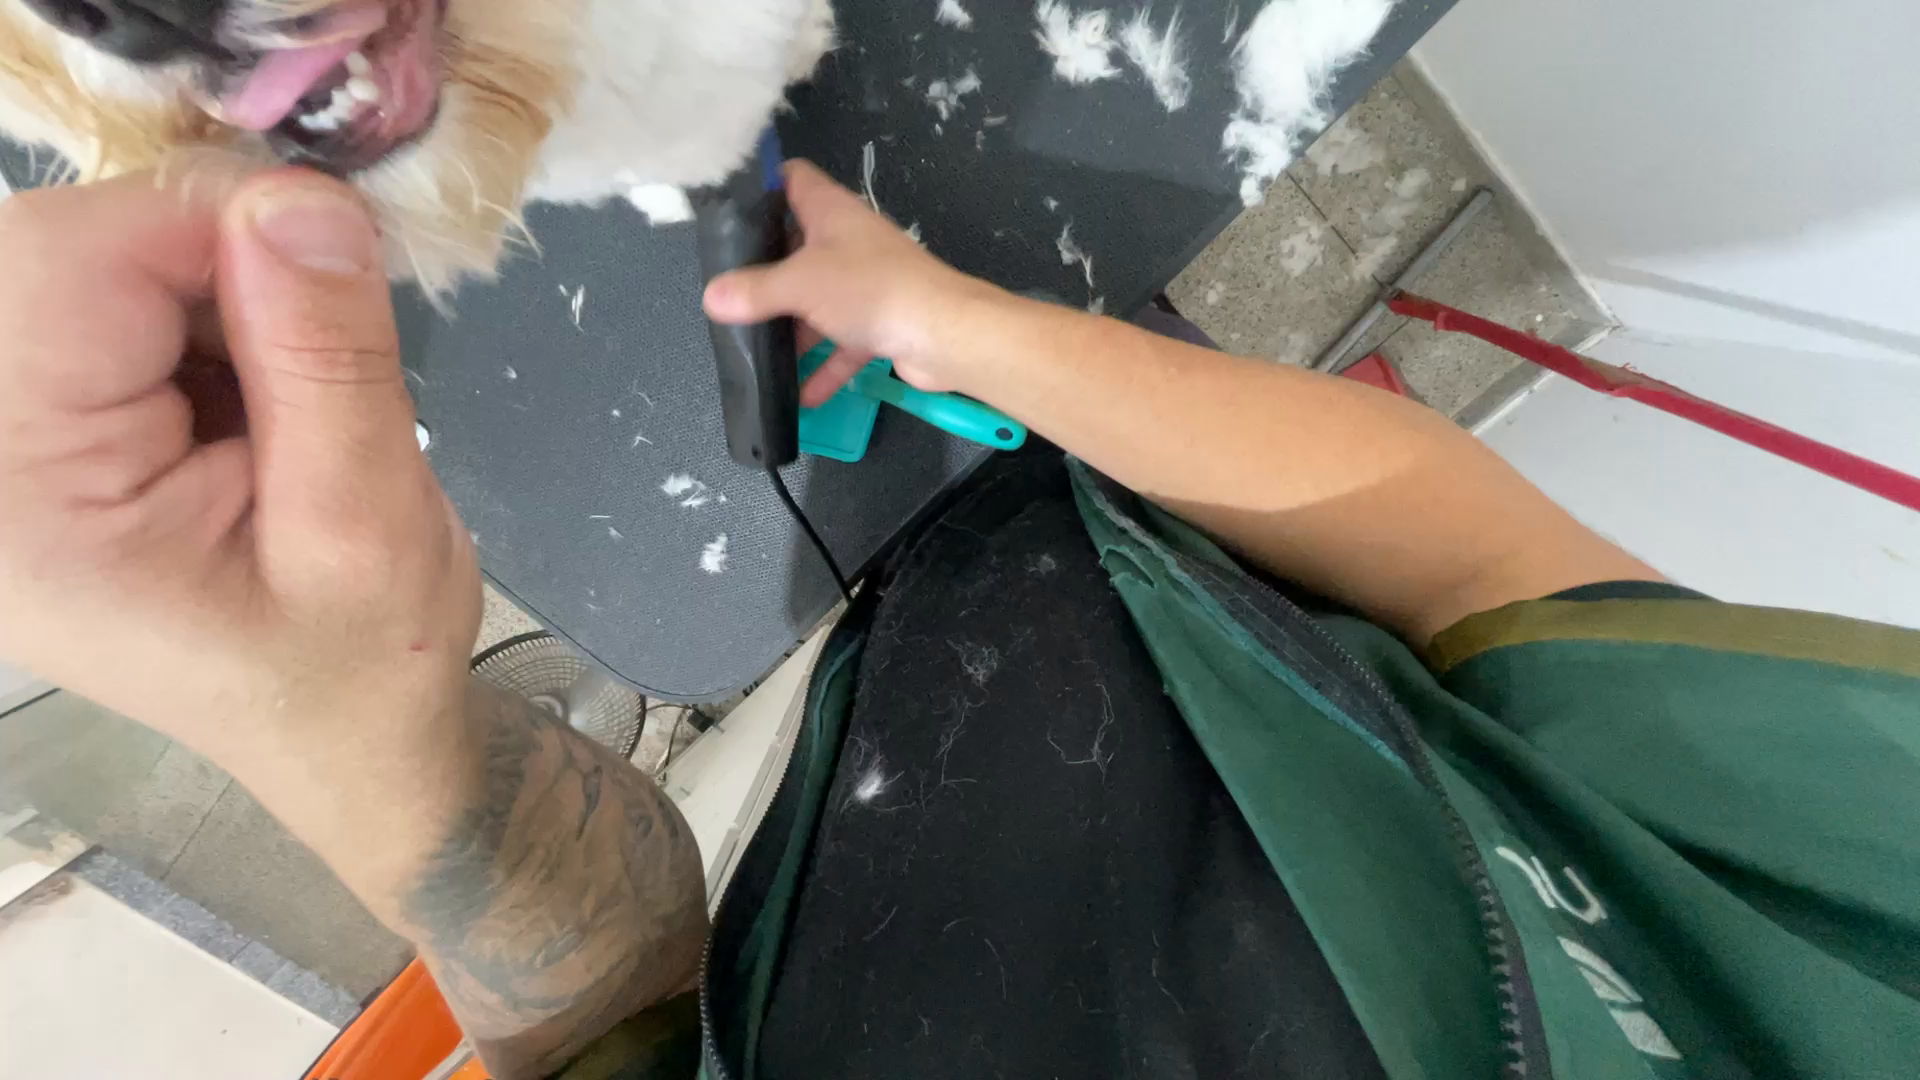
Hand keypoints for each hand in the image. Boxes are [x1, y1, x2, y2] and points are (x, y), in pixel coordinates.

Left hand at [0, 168, 479, 882]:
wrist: (353, 730)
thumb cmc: (369, 656)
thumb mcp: (370, 518)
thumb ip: (332, 365)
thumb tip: (313, 202)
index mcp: (13, 490)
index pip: (65, 264)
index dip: (216, 220)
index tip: (354, 246)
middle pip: (66, 261)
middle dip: (231, 267)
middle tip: (352, 344)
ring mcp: (6, 448)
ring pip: (104, 282)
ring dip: (239, 306)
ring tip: (322, 404)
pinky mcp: (55, 441)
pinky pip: (129, 327)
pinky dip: (230, 334)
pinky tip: (286, 406)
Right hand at [702, 159, 1006, 404]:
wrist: (943, 334)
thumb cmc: (870, 290)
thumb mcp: (801, 285)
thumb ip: (755, 291)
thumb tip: (711, 298)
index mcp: (831, 212)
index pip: (791, 180)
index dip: (761, 188)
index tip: (729, 216)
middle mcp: (850, 242)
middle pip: (800, 248)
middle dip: (769, 274)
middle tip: (732, 296)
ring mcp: (869, 285)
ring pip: (822, 302)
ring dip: (796, 330)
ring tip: (757, 352)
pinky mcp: (884, 324)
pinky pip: (846, 344)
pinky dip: (826, 368)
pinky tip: (802, 397)